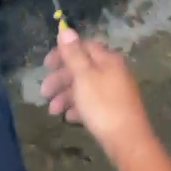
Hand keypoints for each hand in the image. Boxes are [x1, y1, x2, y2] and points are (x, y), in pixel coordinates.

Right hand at [40, 28, 154, 155]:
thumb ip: (73, 54)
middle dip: (60, 79)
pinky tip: (69, 118)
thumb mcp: (84, 76)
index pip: (82, 46)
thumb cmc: (102, 105)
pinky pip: (92, 103)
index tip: (45, 65)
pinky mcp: (113, 109)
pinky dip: (78, 107)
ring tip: (53, 111)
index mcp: (107, 60)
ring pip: (84, 87)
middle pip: (81, 68)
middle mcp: (112, 72)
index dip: (62, 52)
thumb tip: (66, 30)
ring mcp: (114, 91)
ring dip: (65, 96)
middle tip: (44, 92)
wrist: (127, 140)